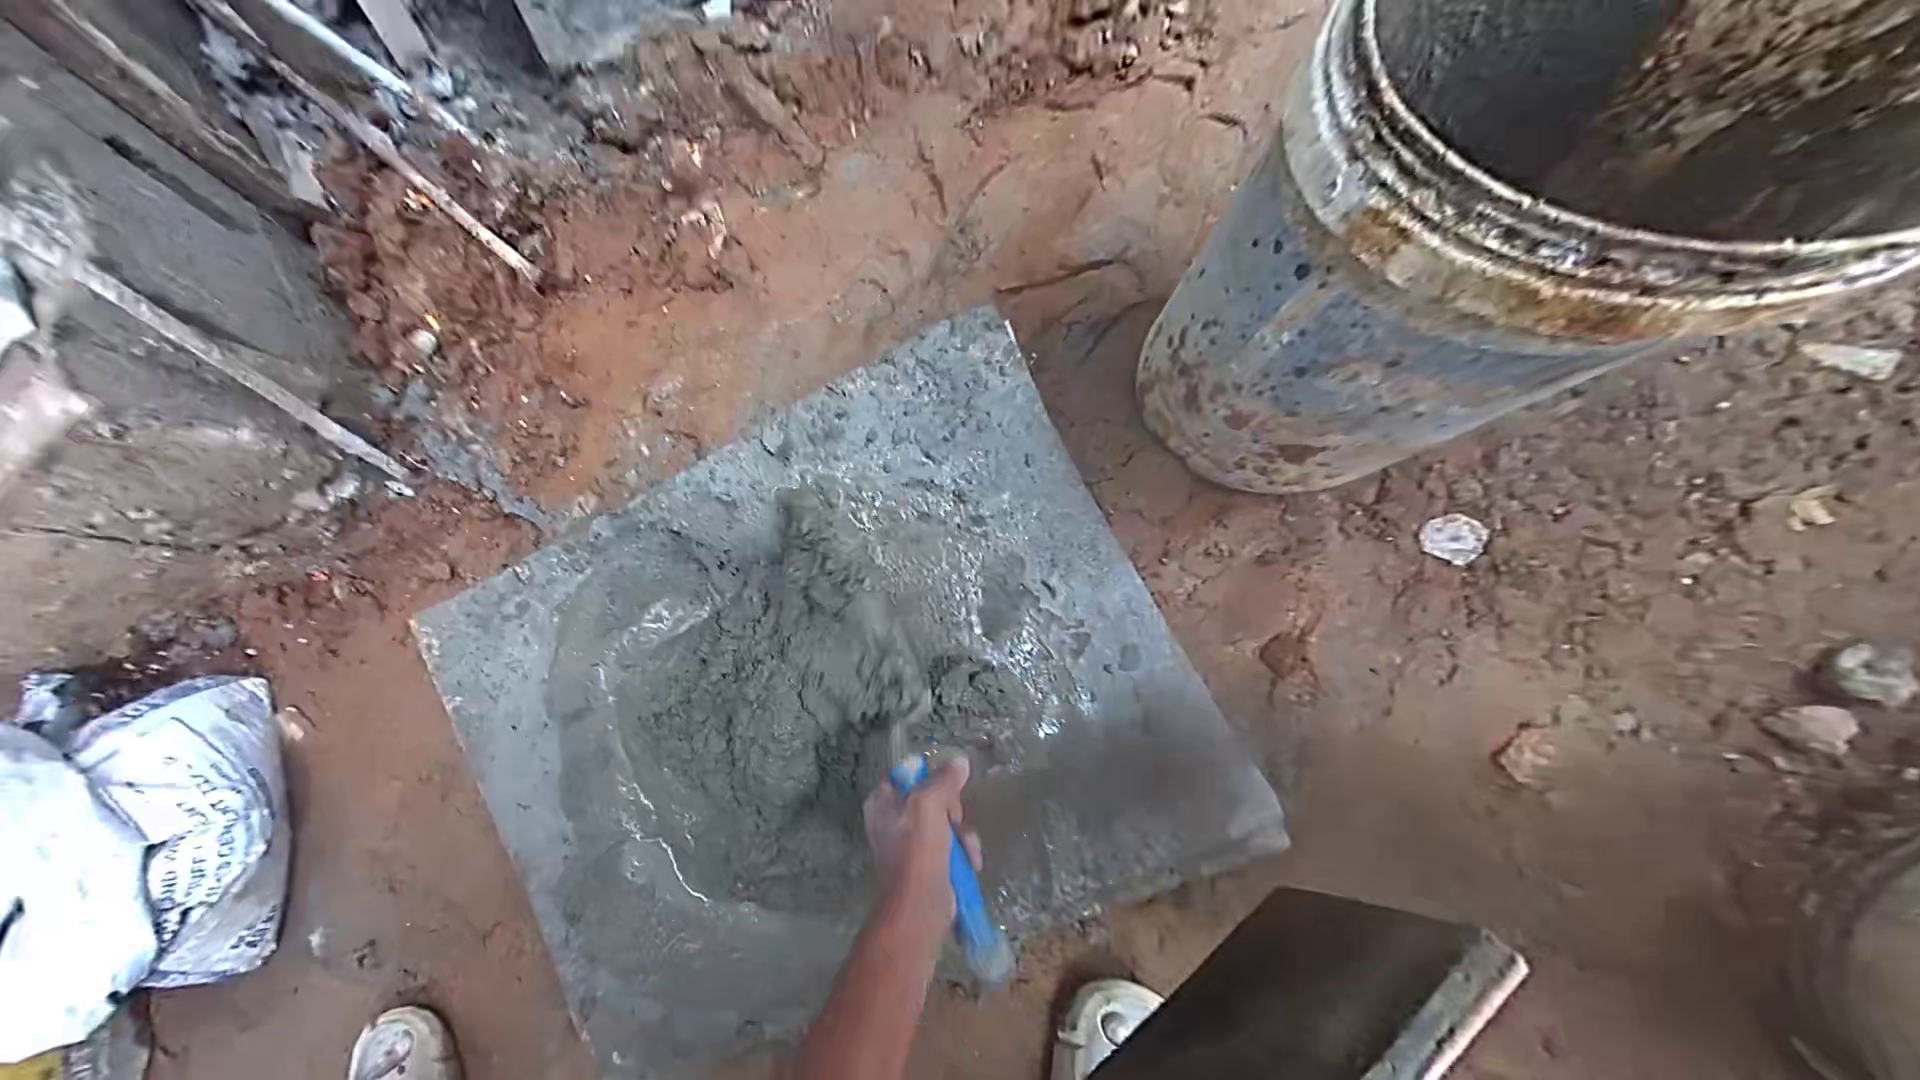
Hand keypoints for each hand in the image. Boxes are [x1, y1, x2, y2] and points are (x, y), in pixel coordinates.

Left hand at [862, 753, 981, 934]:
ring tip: (967, 851)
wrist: (920, 909)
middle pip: (934, 796)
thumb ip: (944, 780)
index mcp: (883, 802)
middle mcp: (893, 819)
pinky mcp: (928, 861)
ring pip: (947, 820)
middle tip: (955, 822)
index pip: (909, 773)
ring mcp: (911, 842)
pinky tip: (970, 862)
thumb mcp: (929, 805)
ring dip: (963, 834)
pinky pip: (952, 843)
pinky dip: (964, 851)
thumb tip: (960, 762)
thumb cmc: (917, 852)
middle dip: (953, 810)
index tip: (947, 787)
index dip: (932, 777)